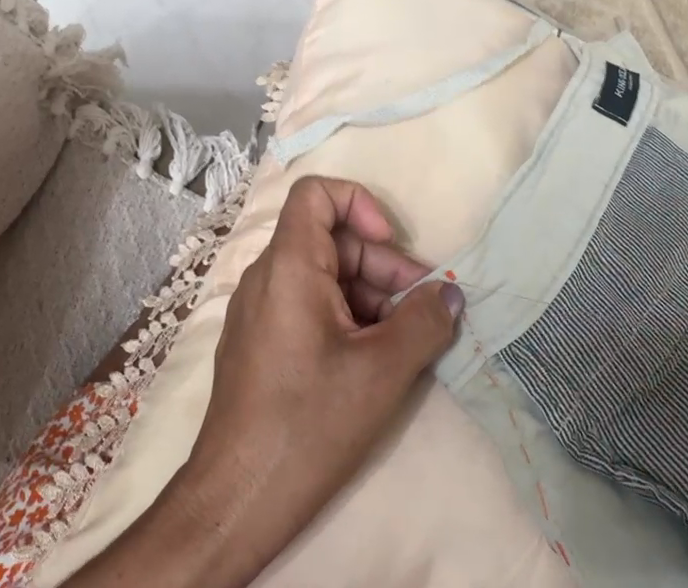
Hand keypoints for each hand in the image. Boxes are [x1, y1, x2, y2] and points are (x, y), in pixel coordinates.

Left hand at [65, 177, 462, 587]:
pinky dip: (347, 317)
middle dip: (383, 265)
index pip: (316, 193)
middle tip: (424, 310)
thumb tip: (450, 293)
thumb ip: (424, 321)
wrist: (238, 494)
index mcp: (289, 267)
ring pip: (324, 276)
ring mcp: (259, 311)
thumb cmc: (310, 422)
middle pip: (330, 239)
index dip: (360, 204)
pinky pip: (308, 306)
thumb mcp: (382, 371)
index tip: (392, 247)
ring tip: (407, 341)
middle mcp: (266, 278)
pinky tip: (374, 360)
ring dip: (371, 296)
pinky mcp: (260, 343)